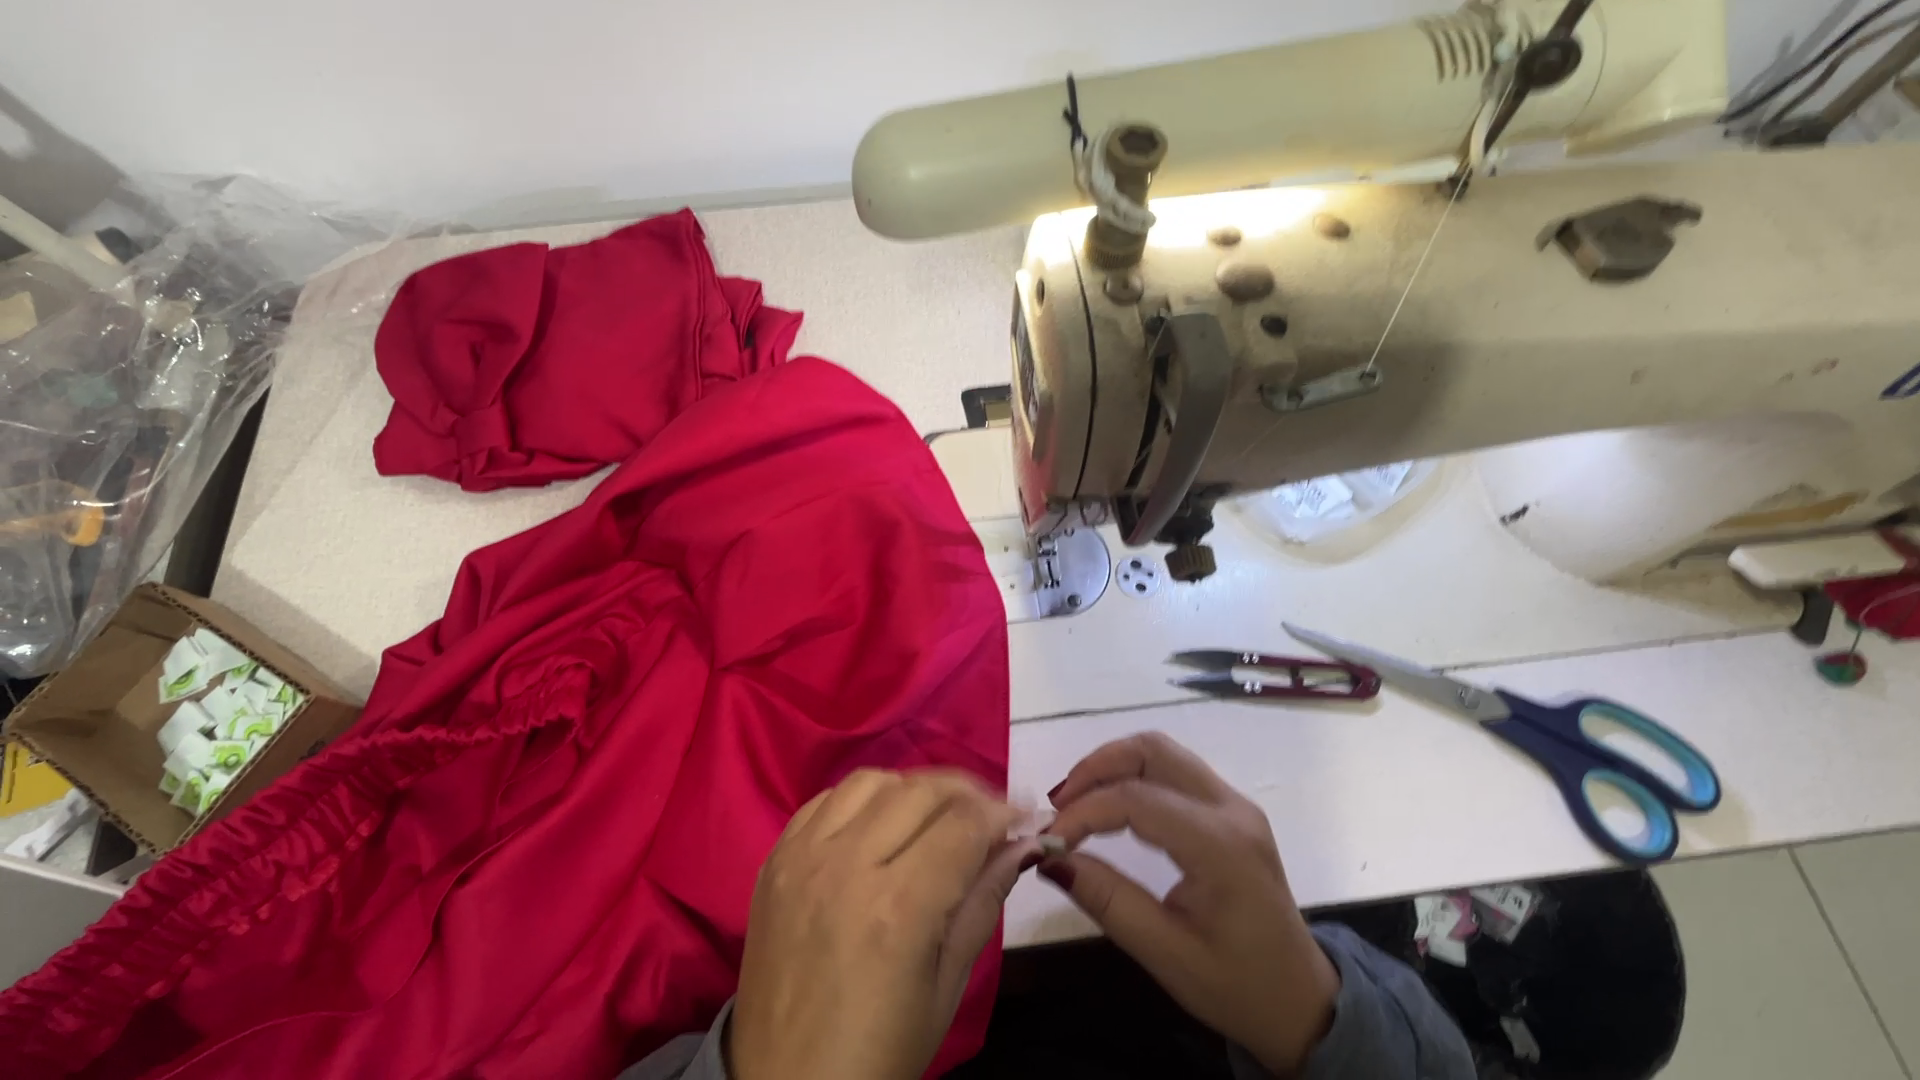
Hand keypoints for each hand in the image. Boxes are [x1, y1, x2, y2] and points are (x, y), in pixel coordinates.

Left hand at [729, 768, 1038, 1079]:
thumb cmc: (879, 1050)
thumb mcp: (947, 986)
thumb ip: (984, 901)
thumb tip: (1024, 843)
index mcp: (898, 908)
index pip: (964, 825)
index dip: (1002, 812)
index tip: (1022, 817)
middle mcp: (847, 866)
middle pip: (920, 790)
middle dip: (966, 793)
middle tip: (986, 815)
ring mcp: (803, 858)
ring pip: (871, 780)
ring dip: (912, 789)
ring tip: (933, 815)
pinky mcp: (775, 860)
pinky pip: (824, 800)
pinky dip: (860, 800)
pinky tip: (877, 825)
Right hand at [1041, 733, 1339, 1076]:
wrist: (1301, 999)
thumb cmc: (1236, 985)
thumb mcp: (1166, 953)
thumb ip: (1107, 900)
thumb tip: (1047, 858)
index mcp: (1222, 847)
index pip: (1137, 800)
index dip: (1083, 813)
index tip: (1048, 842)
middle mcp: (1231, 809)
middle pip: (1152, 750)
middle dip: (1095, 768)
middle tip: (1058, 807)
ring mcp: (1234, 804)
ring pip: (1161, 752)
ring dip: (1112, 766)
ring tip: (1075, 804)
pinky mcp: (1230, 809)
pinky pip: (1173, 770)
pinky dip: (1132, 775)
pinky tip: (1108, 807)